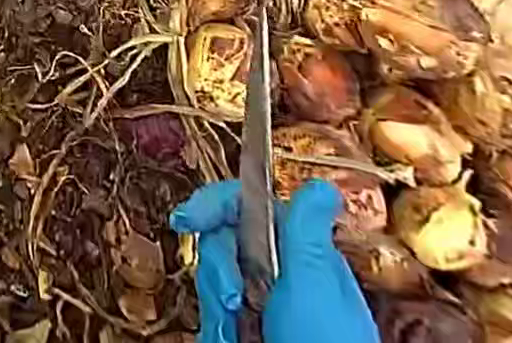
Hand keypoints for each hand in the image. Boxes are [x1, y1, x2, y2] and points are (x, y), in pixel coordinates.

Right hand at [169, 178, 379, 342]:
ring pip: (212, 279)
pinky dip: (214, 328)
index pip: (243, 204)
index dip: (212, 204)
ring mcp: (257, 304)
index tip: (187, 219)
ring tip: (232, 333)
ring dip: (214, 304)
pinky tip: (227, 338)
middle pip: (220, 240)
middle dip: (217, 269)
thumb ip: (308, 230)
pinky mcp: (242, 330)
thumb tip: (324, 185)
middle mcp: (273, 271)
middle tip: (231, 302)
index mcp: (293, 249)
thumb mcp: (316, 284)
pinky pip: (211, 316)